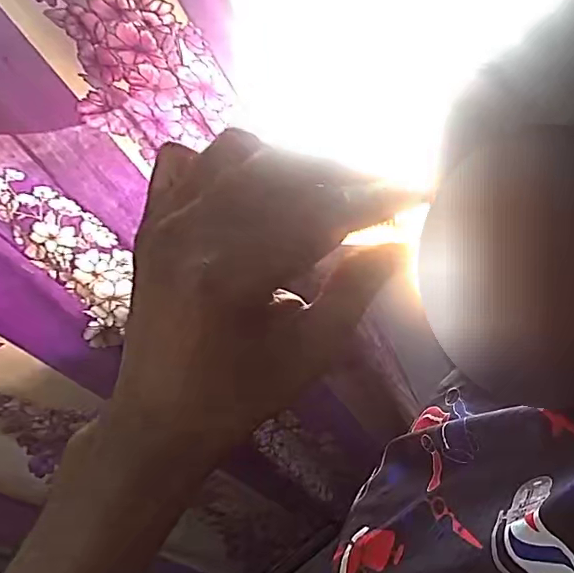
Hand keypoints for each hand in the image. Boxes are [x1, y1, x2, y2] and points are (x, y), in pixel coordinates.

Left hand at [70, 130, 414, 497]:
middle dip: (345, 175)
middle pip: (283, 174)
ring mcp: (166, 221)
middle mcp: (192, 233)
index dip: (375, 200)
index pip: (318, 216)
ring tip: (335, 186)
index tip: (418, 191)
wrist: (157, 417)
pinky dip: (239, 161)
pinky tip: (268, 182)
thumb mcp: (309, 355)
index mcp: (230, 276)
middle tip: (386, 190)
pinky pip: (196, 161)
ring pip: (240, 154)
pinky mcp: (155, 221)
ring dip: (297, 163)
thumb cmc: (238, 397)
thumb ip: (355, 290)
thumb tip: (401, 243)